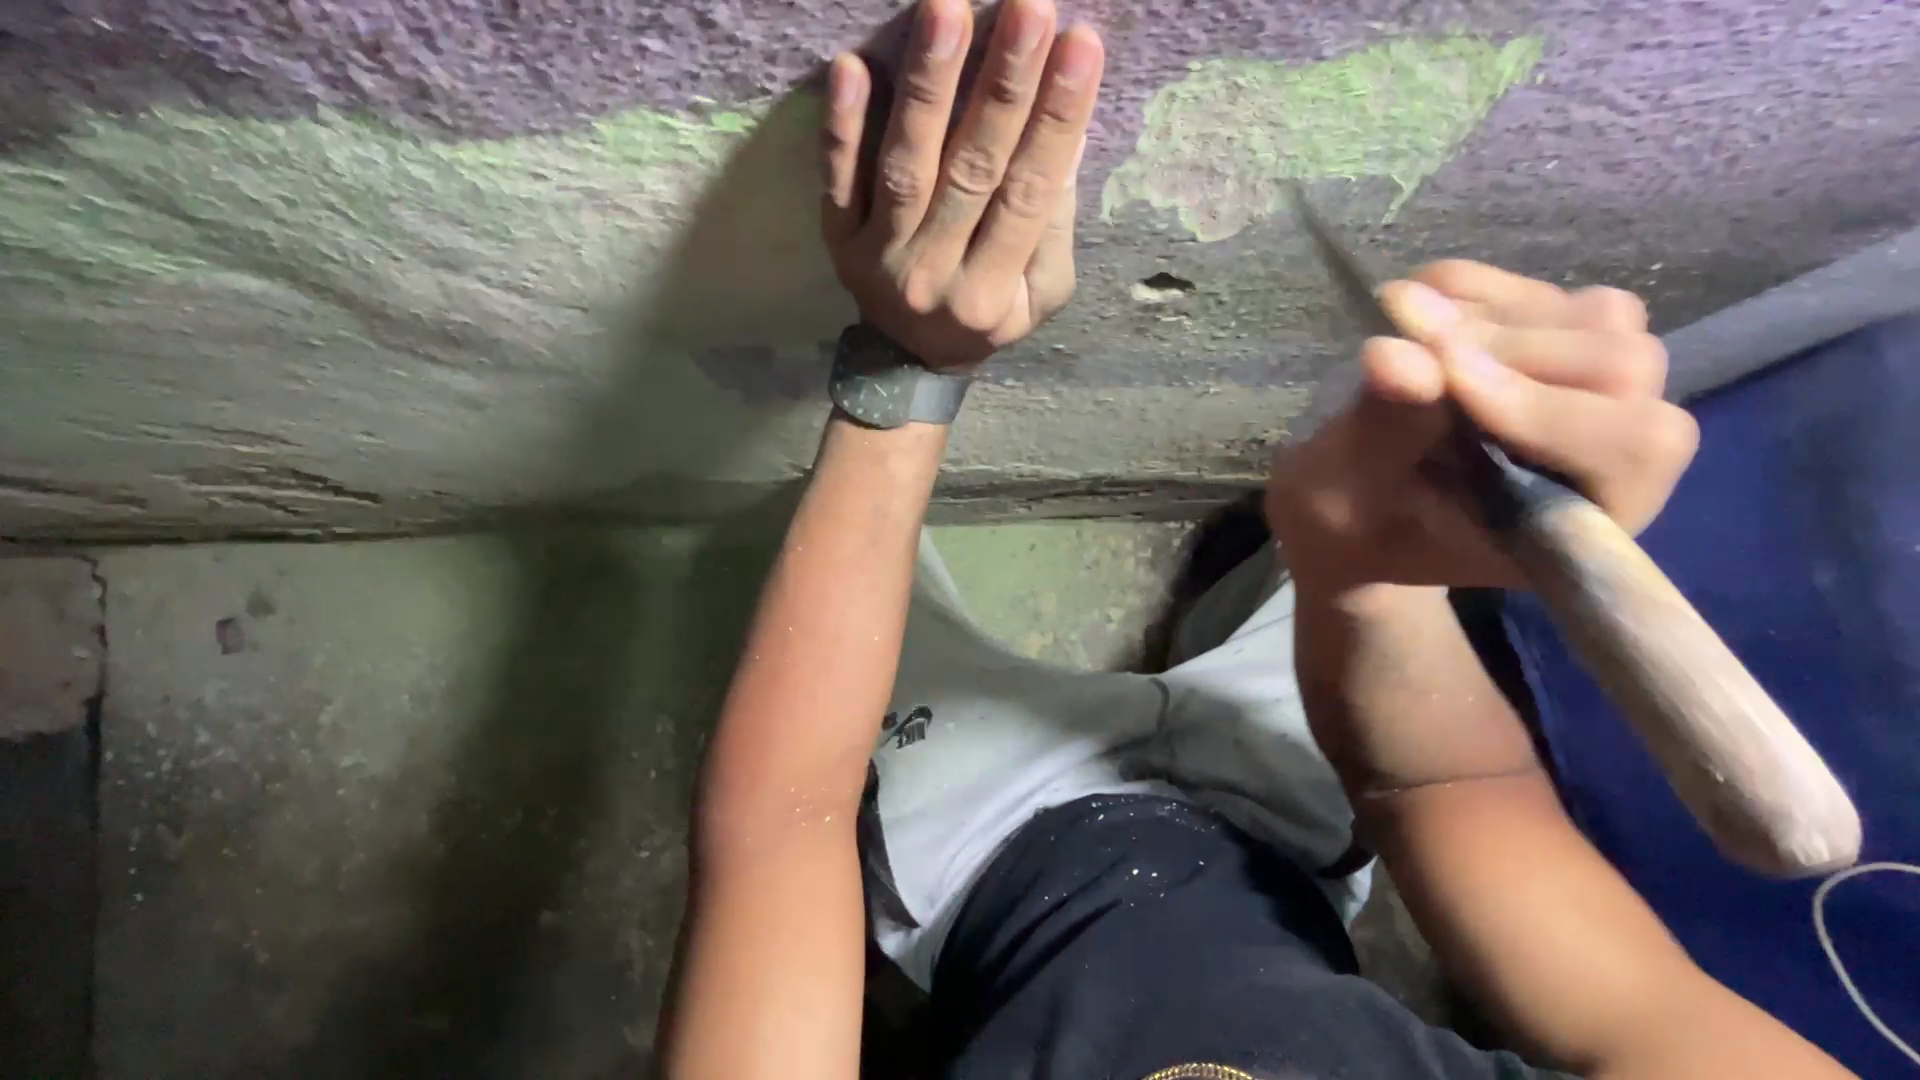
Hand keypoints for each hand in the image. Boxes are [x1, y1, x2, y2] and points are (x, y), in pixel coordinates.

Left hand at [819, 0, 1103, 369]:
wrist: (907, 360)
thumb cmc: (984, 317)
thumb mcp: (1038, 299)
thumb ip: (1052, 231)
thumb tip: (1063, 144)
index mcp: (990, 292)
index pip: (1028, 196)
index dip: (1055, 122)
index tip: (1081, 48)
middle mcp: (933, 273)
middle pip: (971, 171)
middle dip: (1003, 87)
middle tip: (1028, 8)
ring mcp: (879, 255)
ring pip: (906, 166)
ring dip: (927, 87)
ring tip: (947, 11)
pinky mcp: (838, 239)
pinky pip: (838, 181)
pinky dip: (841, 126)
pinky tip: (851, 67)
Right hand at [1266, 260, 1699, 592]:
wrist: (1348, 505)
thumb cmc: (1351, 527)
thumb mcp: (1346, 500)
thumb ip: (1384, 436)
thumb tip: (1394, 356)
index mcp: (1574, 524)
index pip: (1629, 446)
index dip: (1543, 404)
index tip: (1443, 375)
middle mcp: (1609, 457)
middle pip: (1622, 368)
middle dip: (1508, 348)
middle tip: (1407, 335)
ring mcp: (1590, 394)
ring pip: (1597, 319)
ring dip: (1491, 312)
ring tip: (1403, 321)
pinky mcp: (1554, 348)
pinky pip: (1545, 293)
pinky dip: (1473, 287)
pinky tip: (1412, 301)